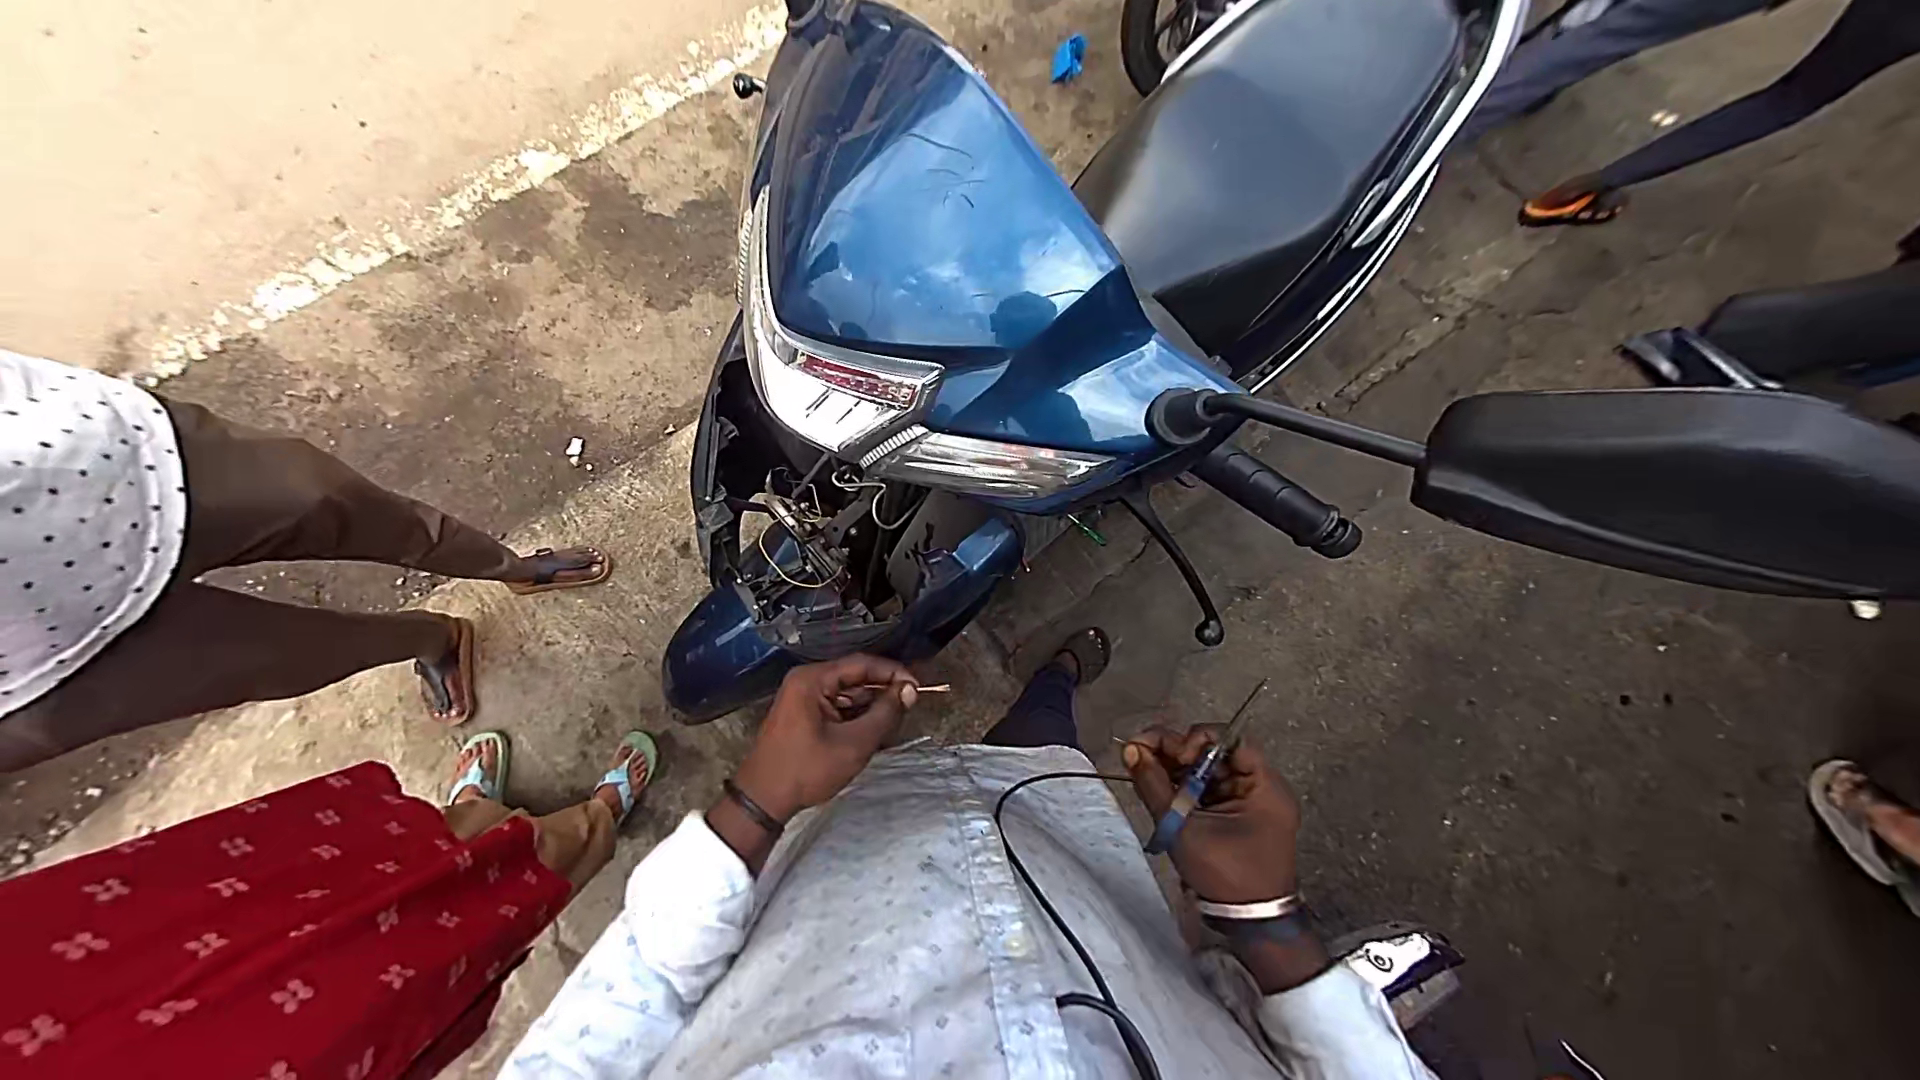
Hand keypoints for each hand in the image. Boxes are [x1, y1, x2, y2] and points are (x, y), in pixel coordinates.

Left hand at [732, 655, 918, 823]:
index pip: (862, 663)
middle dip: (883, 691)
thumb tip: (909, 691)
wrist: (762, 801)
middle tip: (910, 705)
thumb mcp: (854, 743)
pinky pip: (838, 706)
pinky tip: (875, 730)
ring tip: (894, 721)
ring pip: (849, 693)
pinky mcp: (805, 714)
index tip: (916, 687)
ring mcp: (804, 698)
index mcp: (813, 679)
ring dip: (872, 706)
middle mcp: (807, 681)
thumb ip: (885, 713)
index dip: (893, 673)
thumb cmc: (806, 770)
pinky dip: (857, 716)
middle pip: (855, 677)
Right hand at [1122, 725, 1300, 902]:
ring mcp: (1247, 799)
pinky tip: (1157, 784)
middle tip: (1141, 753)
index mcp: (1263, 786)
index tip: (1173, 754)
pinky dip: (1181, 782)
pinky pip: (1205, 785)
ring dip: (1173, 765)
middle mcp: (1260, 786)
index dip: (1197, 739)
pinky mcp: (1234, 812)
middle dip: (1175, 750)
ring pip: (1205, 766)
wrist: (1251, 924)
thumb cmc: (1226, 875)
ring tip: (1143, 768)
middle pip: (1213, 750)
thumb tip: (1130, 750)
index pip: (1230, 739)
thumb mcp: (1184, 828)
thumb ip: (1154, 785)